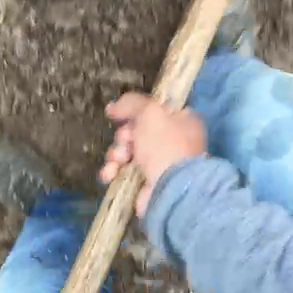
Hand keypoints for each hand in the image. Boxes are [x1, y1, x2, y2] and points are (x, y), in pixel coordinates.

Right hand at [100, 93, 207, 216]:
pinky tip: (111, 174)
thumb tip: (112, 107)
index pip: (153, 110)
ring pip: (126, 151)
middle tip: (126, 141)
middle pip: (136, 131)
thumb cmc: (165, 145)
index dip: (134, 113)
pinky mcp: (146, 181)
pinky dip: (114, 170)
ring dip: (116, 154)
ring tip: (119, 160)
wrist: (170, 189)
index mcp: (181, 121)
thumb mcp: (150, 113)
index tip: (120, 115)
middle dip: (123, 137)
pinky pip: (123, 170)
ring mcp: (159, 163)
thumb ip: (131, 103)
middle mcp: (172, 140)